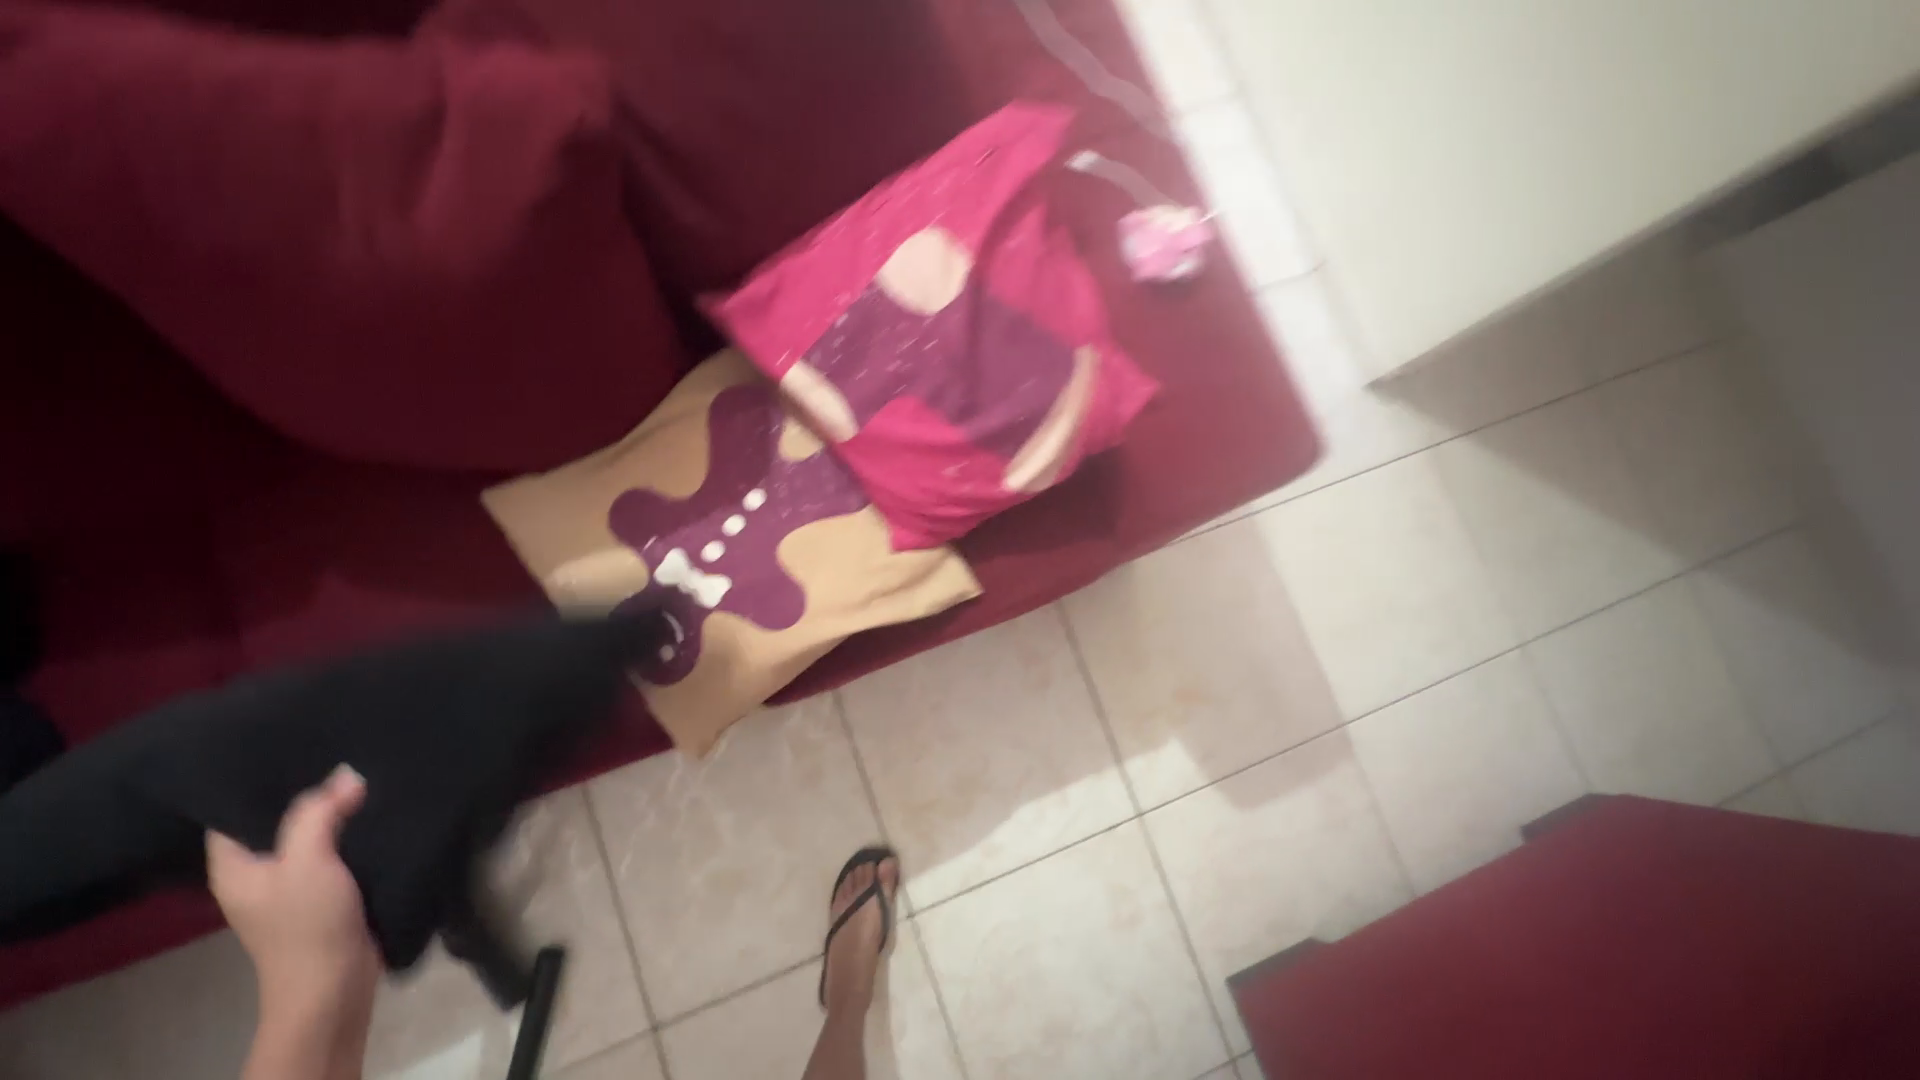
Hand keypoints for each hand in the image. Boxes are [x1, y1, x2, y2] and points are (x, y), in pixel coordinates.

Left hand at [207, 765, 380, 1013]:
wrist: (335, 983)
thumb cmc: (305, 924)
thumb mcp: (307, 862)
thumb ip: (320, 814)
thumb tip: (347, 774)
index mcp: (235, 865)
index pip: (234, 810)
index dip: (258, 779)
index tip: (292, 743)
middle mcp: (260, 869)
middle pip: (279, 817)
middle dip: (310, 789)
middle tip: (340, 747)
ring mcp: (295, 881)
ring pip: (314, 832)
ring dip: (338, 809)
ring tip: (366, 769)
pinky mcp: (330, 889)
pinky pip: (339, 848)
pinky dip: (356, 830)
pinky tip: (378, 808)